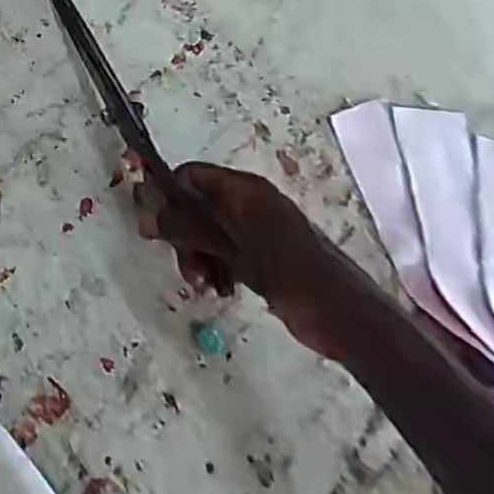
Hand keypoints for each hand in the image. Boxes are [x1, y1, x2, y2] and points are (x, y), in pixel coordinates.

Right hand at [135, 161, 380, 359]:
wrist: (346, 318)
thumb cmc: (288, 272)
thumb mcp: (228, 246)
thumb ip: (183, 225)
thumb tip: (146, 214)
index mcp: (244, 191)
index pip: (190, 175)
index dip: (166, 192)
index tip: (152, 219)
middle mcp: (249, 204)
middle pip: (194, 205)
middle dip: (180, 233)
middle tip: (175, 255)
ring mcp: (256, 231)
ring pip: (205, 232)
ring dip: (194, 254)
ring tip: (200, 281)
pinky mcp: (262, 257)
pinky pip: (223, 252)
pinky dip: (213, 266)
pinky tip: (217, 287)